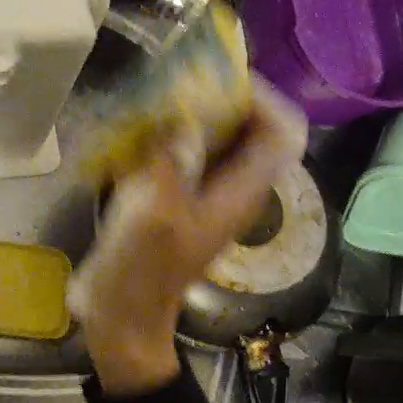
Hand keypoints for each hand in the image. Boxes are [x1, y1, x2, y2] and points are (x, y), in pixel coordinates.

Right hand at [73, 82, 307, 395]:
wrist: (120, 320)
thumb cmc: (140, 271)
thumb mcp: (153, 211)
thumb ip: (172, 157)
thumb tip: (184, 114)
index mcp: (239, 193)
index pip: (281, 132)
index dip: (260, 98)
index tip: (215, 82)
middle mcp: (228, 192)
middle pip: (245, 132)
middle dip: (215, 102)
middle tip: (172, 89)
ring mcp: (199, 200)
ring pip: (210, 145)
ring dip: (184, 121)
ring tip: (147, 108)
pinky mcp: (170, 208)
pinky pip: (179, 162)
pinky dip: (160, 145)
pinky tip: (128, 141)